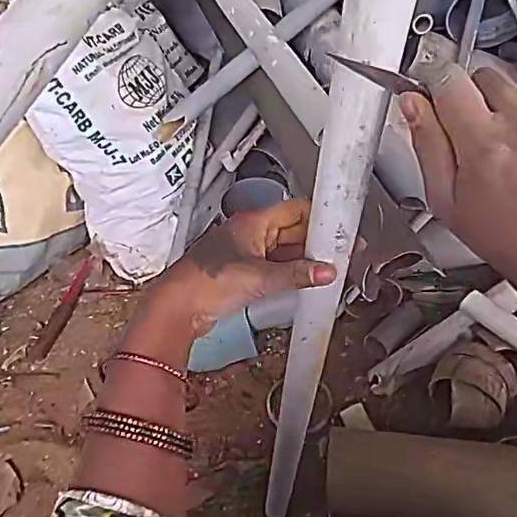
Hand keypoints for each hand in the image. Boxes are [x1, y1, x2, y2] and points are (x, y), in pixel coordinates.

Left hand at [143, 198, 337, 337]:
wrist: (178, 306)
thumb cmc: (206, 282)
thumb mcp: (261, 278)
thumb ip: (297, 274)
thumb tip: (324, 271)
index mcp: (252, 222)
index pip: (295, 209)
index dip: (318, 217)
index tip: (337, 231)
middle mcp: (248, 233)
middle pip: (291, 229)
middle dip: (313, 242)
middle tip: (335, 255)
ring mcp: (244, 252)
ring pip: (282, 249)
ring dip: (300, 259)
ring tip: (322, 270)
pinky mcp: (240, 272)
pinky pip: (271, 266)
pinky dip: (286, 272)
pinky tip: (298, 282)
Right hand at [402, 64, 516, 303]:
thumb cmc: (501, 234)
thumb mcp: (444, 198)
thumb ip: (426, 143)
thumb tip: (414, 103)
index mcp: (485, 146)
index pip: (450, 80)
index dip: (435, 84)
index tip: (433, 91)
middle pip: (484, 75)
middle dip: (470, 98)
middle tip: (471, 135)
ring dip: (506, 107)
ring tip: (506, 148)